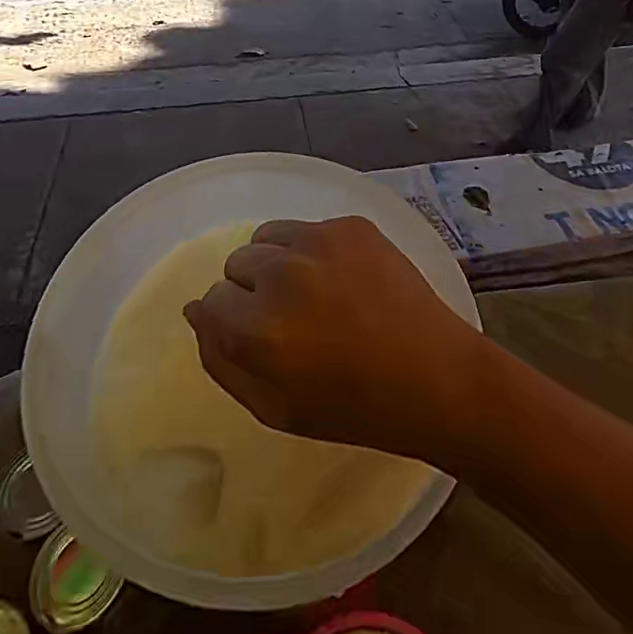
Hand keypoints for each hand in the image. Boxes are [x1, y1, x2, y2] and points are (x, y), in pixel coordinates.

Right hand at [185, 217, 488, 457]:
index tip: (261, 335)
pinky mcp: (355, 226)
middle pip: (238, 264)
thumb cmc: (354, 406)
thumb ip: (222, 360)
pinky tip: (346, 278)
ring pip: (269, 237)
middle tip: (295, 317)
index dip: (232, 321)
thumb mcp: (274, 407)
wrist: (435, 372)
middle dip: (254, 290)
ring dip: (279, 262)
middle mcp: (282, 274)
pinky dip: (316, 250)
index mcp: (255, 327)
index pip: (210, 302)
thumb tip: (197, 312)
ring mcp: (322, 241)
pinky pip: (311, 229)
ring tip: (316, 292)